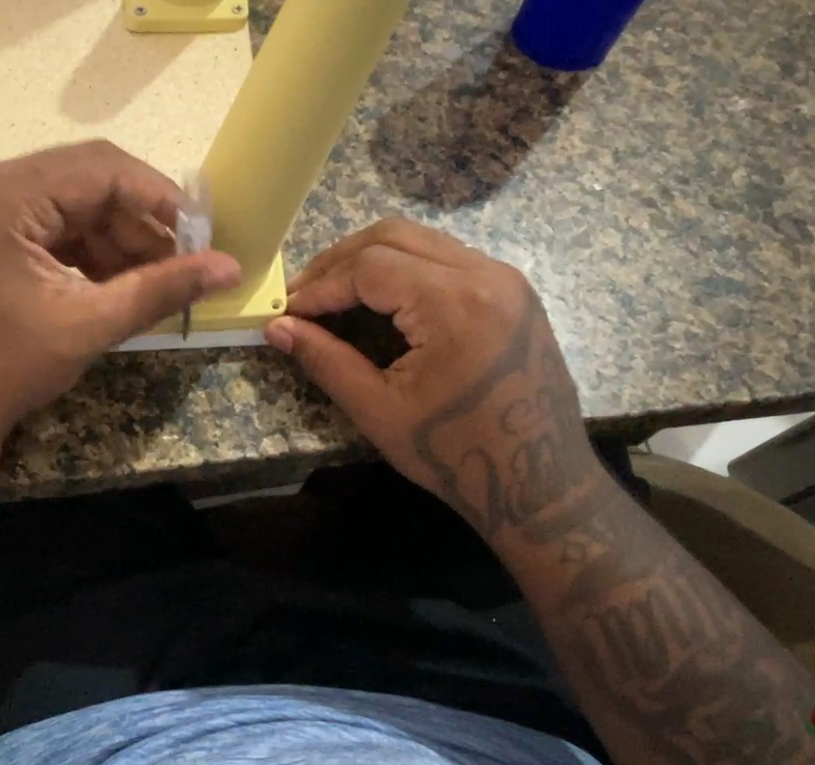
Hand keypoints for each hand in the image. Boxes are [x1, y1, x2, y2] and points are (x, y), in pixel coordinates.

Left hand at [0, 141, 241, 448]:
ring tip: (153, 282)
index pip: (100, 168)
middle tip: (182, 265)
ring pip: (70, 205)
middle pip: (85, 181)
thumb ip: (161, 289)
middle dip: (139, 223)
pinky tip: (115, 284)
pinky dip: (86, 252)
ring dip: (116, 240)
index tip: (202, 235)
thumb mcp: (89, 325)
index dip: (159, 197)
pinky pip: (49, 227)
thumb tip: (230, 268)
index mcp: (3, 195)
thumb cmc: (6, 370)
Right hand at [264, 220, 606, 543]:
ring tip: (334, 295)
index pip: (369, 267)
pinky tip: (380, 302)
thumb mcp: (378, 410)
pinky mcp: (513, 292)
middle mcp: (485, 274)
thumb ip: (326, 361)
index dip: (320, 286)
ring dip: (372, 260)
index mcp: (453, 303)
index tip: (287, 311)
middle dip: (340, 261)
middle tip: (303, 294)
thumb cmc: (451, 453)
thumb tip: (278, 328)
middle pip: (395, 236)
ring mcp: (506, 279)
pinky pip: (448, 259)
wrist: (536, 478)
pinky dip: (405, 270)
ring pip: (423, 241)